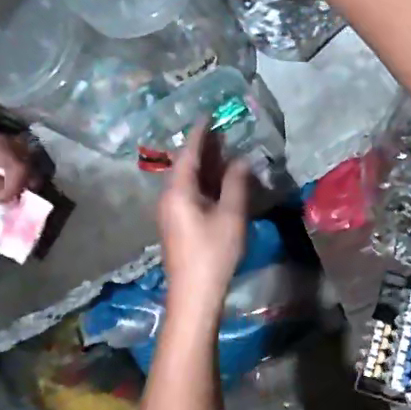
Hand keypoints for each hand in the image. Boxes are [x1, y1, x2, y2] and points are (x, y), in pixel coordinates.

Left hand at [157, 119, 252, 307]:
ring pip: (187, 180)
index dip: (201, 133)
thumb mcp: (231, 215)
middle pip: (185, 165)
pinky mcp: (177, 225)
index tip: (210, 114)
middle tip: (223, 131)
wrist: (194, 295)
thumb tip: (241, 160)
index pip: (189, 153)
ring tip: (226, 152)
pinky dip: (205, 182)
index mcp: (178, 190)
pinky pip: (189, 193)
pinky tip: (220, 183)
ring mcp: (170, 212)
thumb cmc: (213, 253)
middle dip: (205, 148)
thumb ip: (236, 183)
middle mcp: (168, 197)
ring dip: (206, 166)